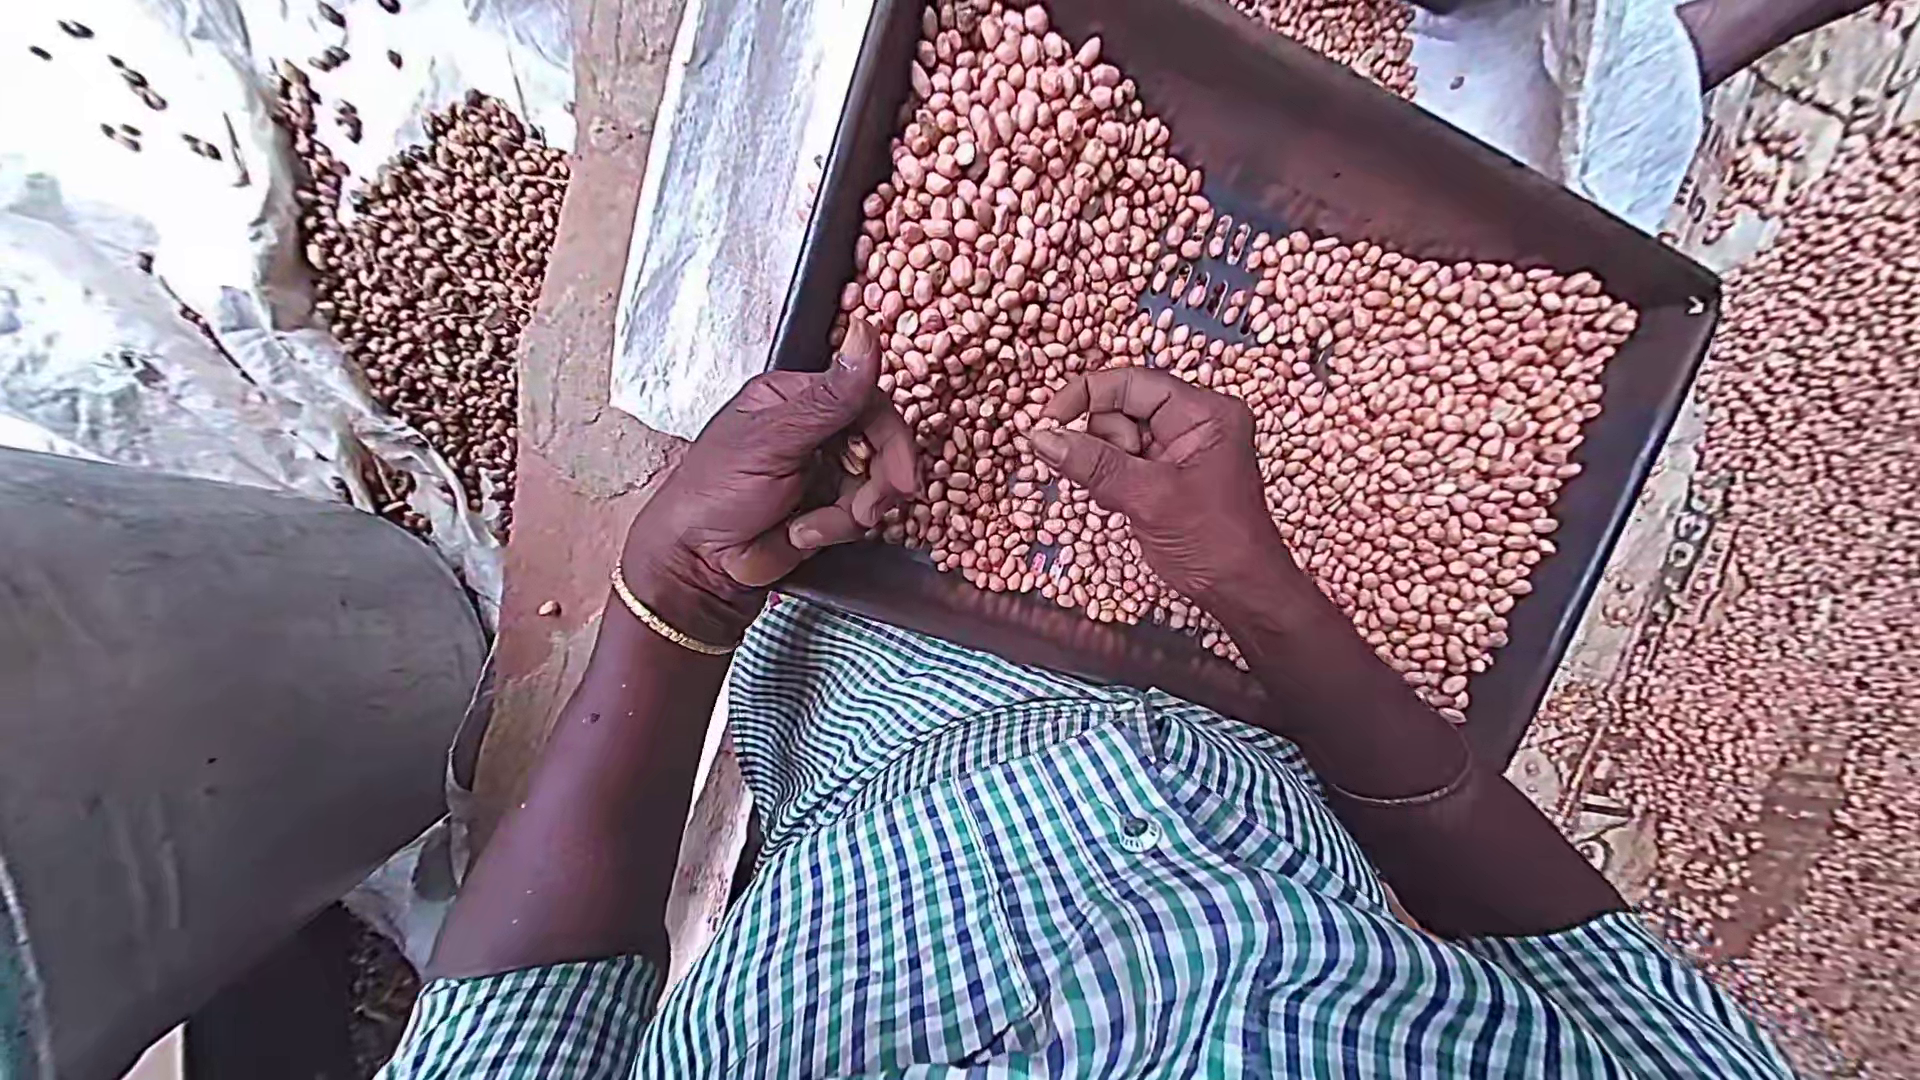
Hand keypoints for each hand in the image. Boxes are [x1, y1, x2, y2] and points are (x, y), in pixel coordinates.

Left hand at [620, 320, 917, 642]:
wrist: (697, 563)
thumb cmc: (714, 493)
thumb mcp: (773, 441)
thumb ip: (828, 397)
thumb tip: (864, 332)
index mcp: (797, 399)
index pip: (867, 402)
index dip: (892, 438)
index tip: (904, 476)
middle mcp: (816, 429)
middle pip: (880, 444)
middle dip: (878, 483)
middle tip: (868, 511)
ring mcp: (824, 469)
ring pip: (875, 483)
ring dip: (851, 513)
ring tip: (810, 529)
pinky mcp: (828, 505)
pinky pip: (860, 514)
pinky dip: (835, 529)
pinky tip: (800, 535)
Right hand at [1031, 367, 1289, 605]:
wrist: (1239, 589)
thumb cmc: (1214, 542)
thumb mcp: (1149, 497)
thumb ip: (1093, 464)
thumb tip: (1042, 437)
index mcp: (1202, 413)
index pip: (1131, 383)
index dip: (1085, 396)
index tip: (1046, 421)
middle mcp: (1189, 422)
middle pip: (1117, 409)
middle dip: (1100, 443)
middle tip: (1115, 480)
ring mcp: (1173, 450)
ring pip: (1111, 438)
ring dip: (1102, 467)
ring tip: (1125, 498)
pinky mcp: (1159, 474)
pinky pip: (1116, 463)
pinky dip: (1107, 481)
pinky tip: (1122, 503)